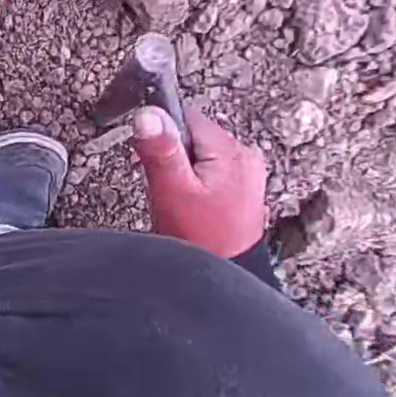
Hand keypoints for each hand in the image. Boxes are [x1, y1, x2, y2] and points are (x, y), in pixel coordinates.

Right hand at [132, 105, 269, 258]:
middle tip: (170, 187)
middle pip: (193, 137)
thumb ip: (161, 151)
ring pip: (200, 155)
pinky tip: (192, 205)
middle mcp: (246, 158)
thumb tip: (149, 114)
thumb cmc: (202, 241)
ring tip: (182, 200)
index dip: (163, 138)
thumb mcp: (173, 192)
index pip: (186, 118)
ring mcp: (247, 175)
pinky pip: (209, 171)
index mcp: (232, 152)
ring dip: (183, 172)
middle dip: (173, 158)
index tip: (158, 161)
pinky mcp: (241, 189)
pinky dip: (195, 183)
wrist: (221, 282)